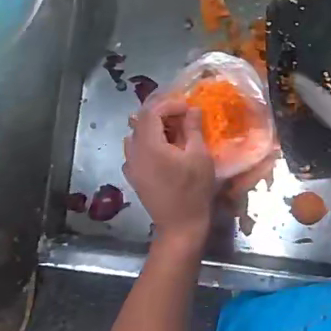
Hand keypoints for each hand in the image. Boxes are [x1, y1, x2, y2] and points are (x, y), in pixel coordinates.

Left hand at [123, 99, 216, 243]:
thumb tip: (192, 110)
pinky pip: (135, 150)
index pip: (152, 112)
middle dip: (162, 114)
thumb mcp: (199, 156)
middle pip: (141, 121)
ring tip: (174, 132)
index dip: (170, 104)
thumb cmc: (194, 190)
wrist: (180, 225)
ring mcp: (130, 165)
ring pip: (136, 135)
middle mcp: (134, 152)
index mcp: (149, 145)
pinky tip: (164, 150)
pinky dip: (148, 143)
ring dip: (154, 128)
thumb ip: (192, 129)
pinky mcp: (133, 175)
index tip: (188, 107)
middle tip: (183, 116)